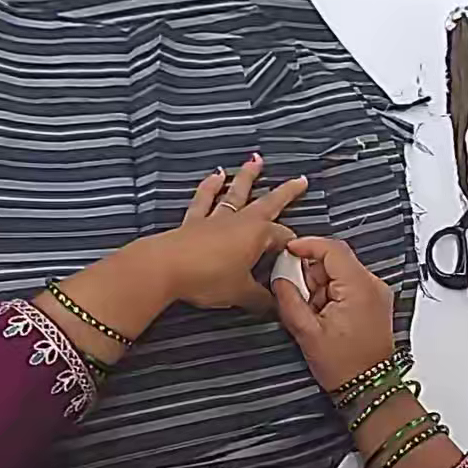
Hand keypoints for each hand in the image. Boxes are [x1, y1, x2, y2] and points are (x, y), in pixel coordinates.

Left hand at [138, 155, 307, 311]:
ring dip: (247, 177)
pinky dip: (209, 187)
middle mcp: (240, 221)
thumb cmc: (208, 277)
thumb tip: (274, 305)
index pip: (283, 237)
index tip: (299, 257)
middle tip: (300, 180)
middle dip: (286, 192)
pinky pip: (205, 200)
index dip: (293, 246)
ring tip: (256, 161)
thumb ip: (260, 299)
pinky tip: (214, 176)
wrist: (166, 268)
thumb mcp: (240, 293)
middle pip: (268, 203)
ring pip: (236, 193)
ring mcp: (215, 219)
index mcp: (257, 234)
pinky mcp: (193, 222)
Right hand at [271, 236, 396, 390]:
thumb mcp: (307, 332)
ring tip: (314, 315)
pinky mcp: (374, 303)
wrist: (367, 388)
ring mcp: (376, 294)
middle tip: (299, 298)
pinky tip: (325, 316)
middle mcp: (373, 285)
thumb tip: (280, 280)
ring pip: (340, 273)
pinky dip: (331, 295)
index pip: (332, 249)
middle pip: (335, 260)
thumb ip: (290, 300)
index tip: (289, 250)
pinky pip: (348, 286)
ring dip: (321, 287)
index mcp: (359, 287)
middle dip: (312, 275)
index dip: (307, 245)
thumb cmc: (344, 366)